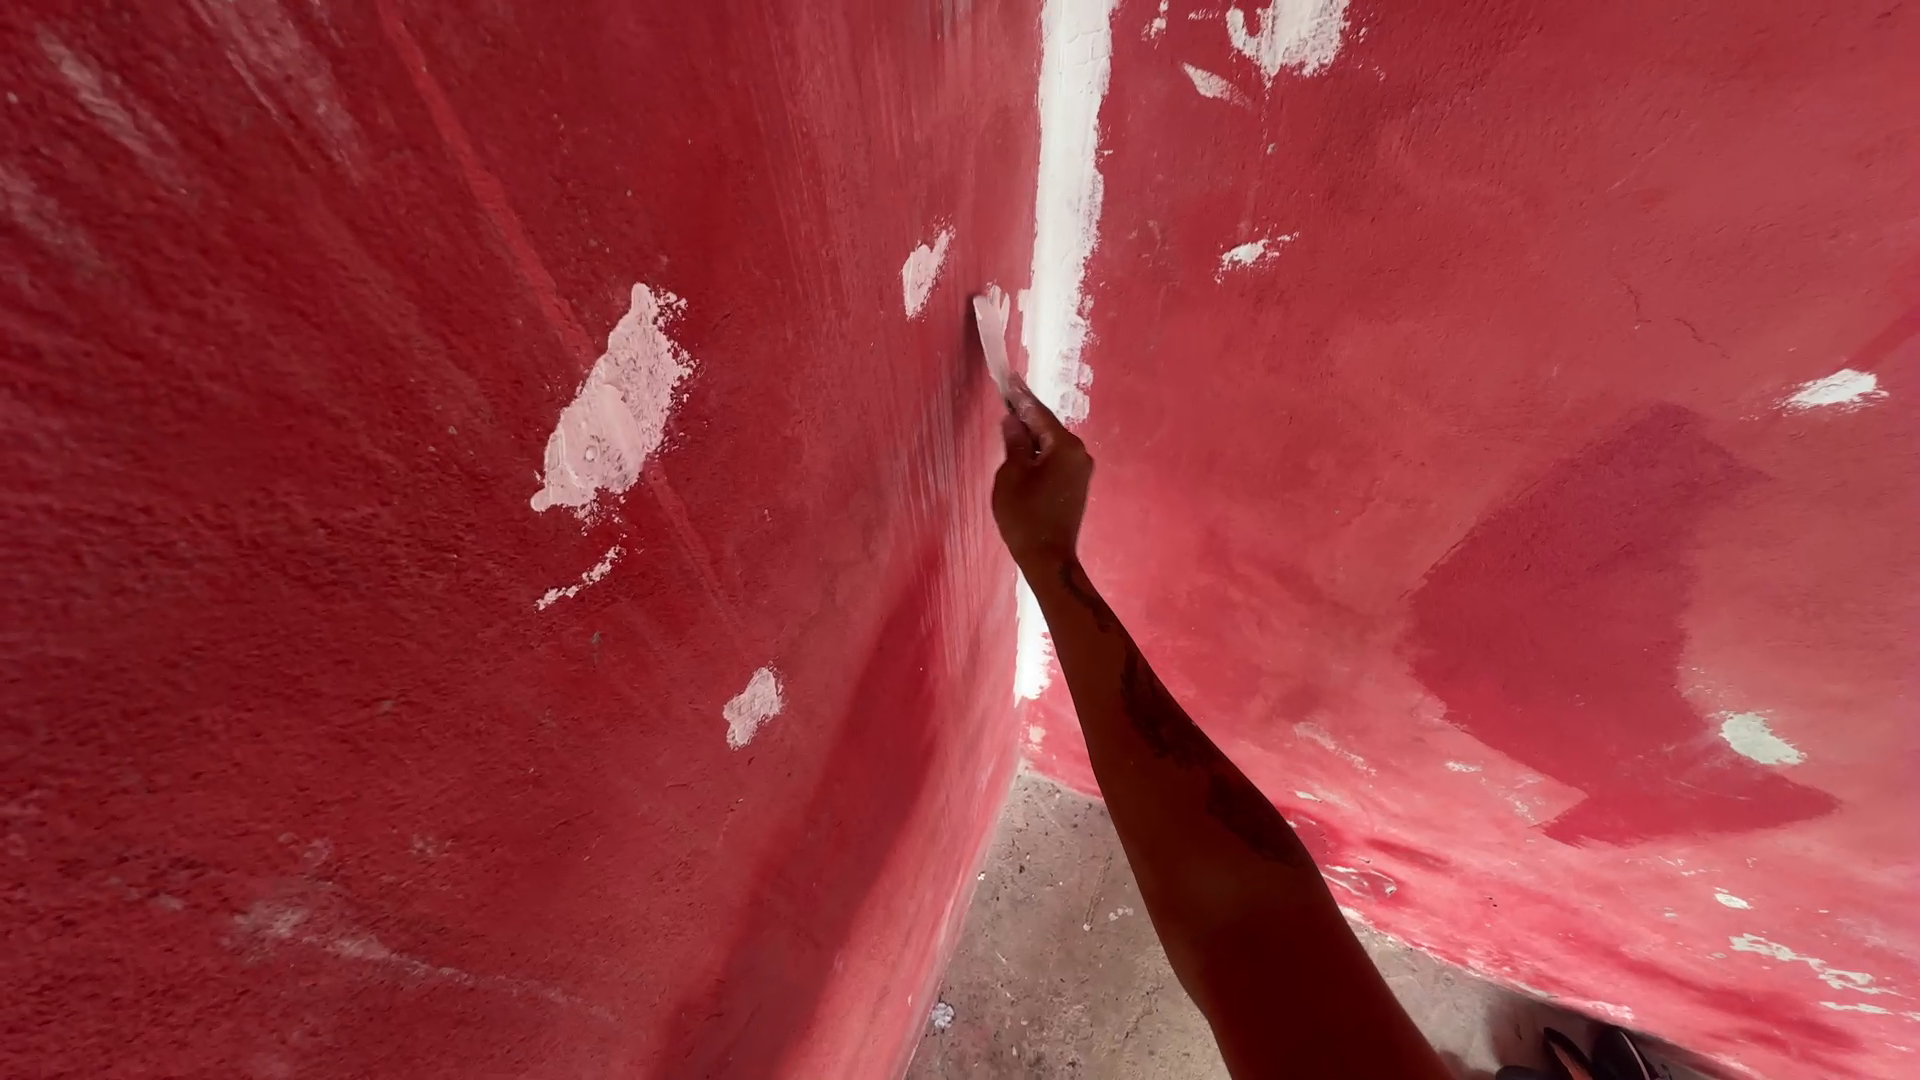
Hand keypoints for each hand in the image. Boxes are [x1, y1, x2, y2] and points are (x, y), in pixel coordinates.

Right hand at [992, 376, 1092, 571]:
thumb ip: (1013, 443)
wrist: (1048, 558)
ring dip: (1032, 437)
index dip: (1021, 397)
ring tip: (1009, 425)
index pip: (1040, 413)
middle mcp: (1079, 453)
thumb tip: (1013, 421)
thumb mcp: (1011, 475)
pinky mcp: (1076, 486)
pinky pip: (1055, 460)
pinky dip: (1038, 454)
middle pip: (1048, 428)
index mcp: (1065, 446)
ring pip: (1051, 445)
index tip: (1009, 379)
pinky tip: (1022, 452)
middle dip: (1026, 416)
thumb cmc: (1025, 516)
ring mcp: (1080, 471)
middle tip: (1005, 400)